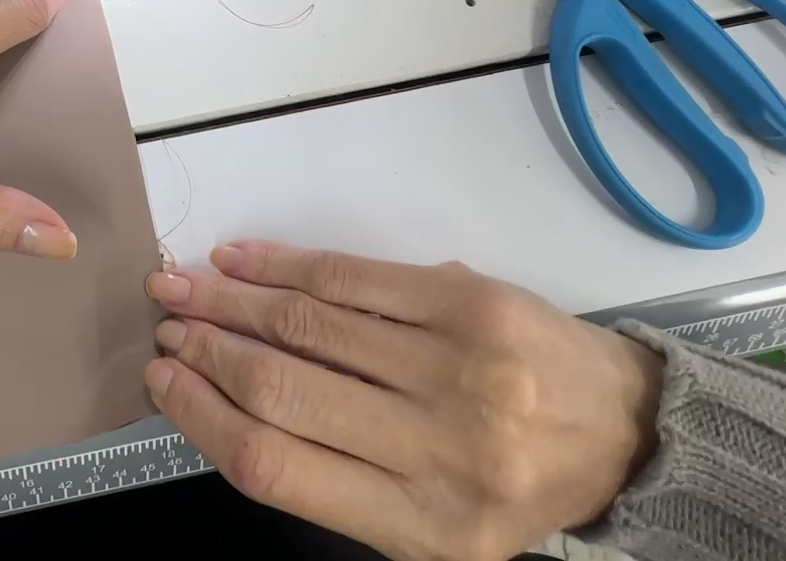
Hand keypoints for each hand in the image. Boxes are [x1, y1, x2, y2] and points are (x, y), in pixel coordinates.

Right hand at [144, 241, 663, 560]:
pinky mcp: (470, 302)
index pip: (273, 465)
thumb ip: (322, 465)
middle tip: (164, 322)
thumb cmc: (503, 480)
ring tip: (182, 284)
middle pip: (280, 388)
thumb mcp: (420, 512)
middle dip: (204, 348)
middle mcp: (443, 453)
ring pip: (304, 322)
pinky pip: (347, 276)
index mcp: (424, 526)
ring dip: (227, 298)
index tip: (160, 377)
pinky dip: (278, 263)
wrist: (625, 432)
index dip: (200, 414)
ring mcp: (461, 371)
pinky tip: (237, 258)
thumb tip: (211, 391)